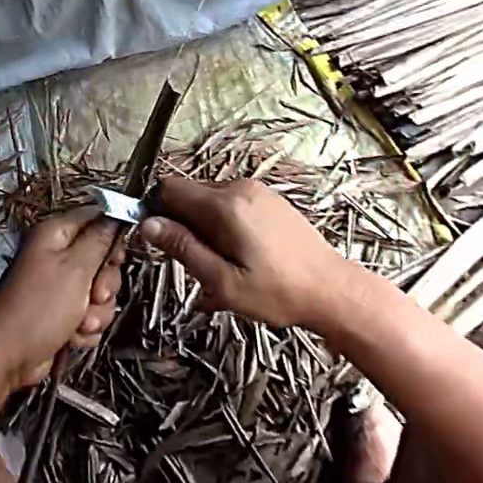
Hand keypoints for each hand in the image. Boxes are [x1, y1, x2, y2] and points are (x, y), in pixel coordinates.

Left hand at [0, 206, 123, 405]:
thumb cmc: (39, 307)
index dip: (112, 236)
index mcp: (56, 235)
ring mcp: (60, 286)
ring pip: (100, 292)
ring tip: (80, 323)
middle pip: (102, 258)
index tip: (117, 257)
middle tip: (96, 295)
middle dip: (105, 283)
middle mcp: (57, 256)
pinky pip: (91, 314)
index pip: (96, 219)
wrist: (9, 357)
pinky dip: (87, 328)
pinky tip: (73, 336)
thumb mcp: (75, 268)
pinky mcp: (64, 314)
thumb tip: (116, 214)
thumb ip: (99, 239)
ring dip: (97, 311)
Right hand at [135, 175, 356, 330]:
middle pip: (189, 196)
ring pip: (209, 203)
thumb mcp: (223, 282)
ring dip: (204, 231)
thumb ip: (183, 249)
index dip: (156, 211)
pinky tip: (240, 259)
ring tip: (222, 269)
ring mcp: (257, 191)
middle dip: (183, 227)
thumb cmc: (279, 293)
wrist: (335, 291)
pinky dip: (224, 228)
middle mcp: (239, 188)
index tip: (161, 241)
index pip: (169, 188)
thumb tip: (148, 224)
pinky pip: (231, 206)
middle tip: (198, 267)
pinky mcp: (269, 200)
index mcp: (225, 206)